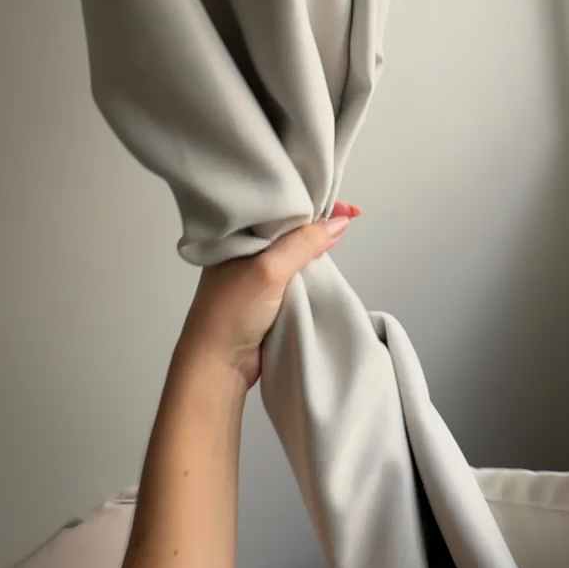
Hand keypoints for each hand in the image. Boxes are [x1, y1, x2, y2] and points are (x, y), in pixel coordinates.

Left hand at [172, 202, 359, 387]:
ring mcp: (256, 270)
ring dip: (316, 244)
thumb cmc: (230, 313)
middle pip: (290, 225)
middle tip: (349, 215)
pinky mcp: (267, 291)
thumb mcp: (269, 270)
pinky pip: (296, 270)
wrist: (218, 366)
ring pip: (295, 248)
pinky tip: (326, 261)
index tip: (344, 207)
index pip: (279, 205)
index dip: (311, 201)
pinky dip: (312, 266)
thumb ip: (304, 244)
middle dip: (318, 220)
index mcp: (236, 232)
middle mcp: (245, 246)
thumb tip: (339, 223)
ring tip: (342, 233)